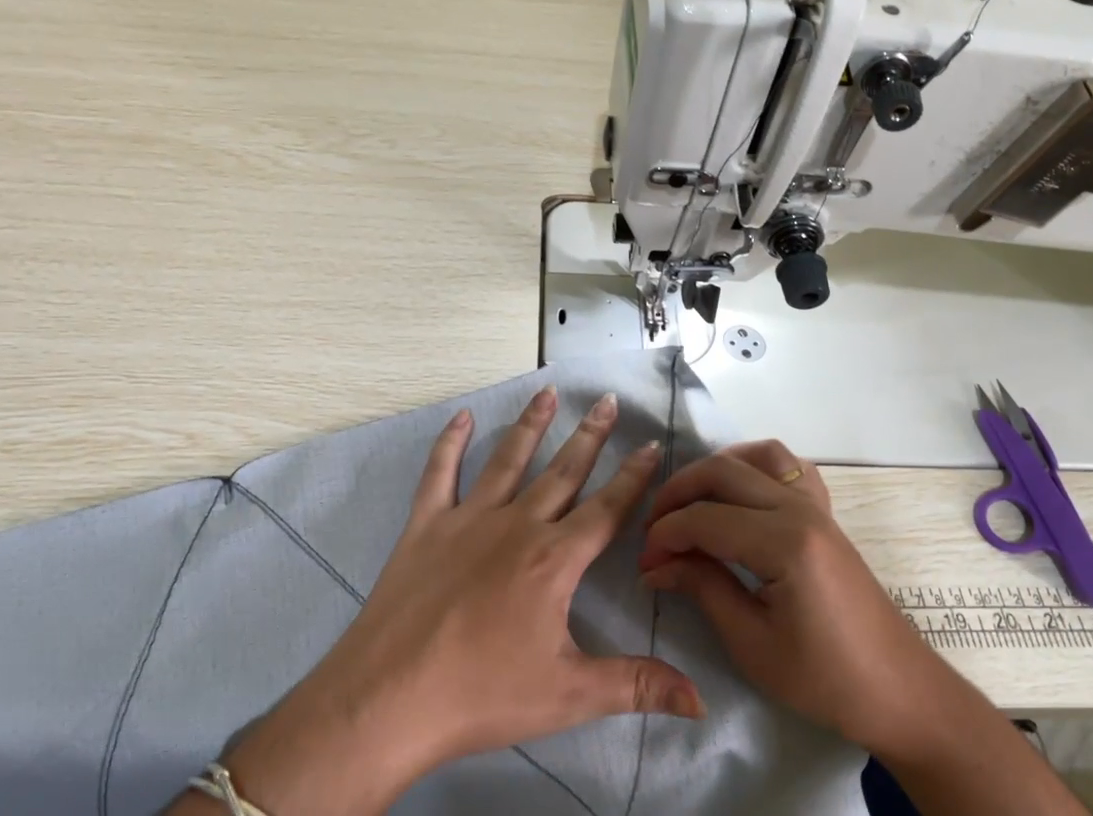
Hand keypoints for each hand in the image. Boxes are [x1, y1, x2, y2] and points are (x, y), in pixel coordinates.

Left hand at [204, 387, 702, 815]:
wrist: (390, 698)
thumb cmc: (483, 695)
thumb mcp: (569, 696)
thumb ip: (637, 686)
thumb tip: (702, 700)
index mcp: (555, 560)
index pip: (607, 508)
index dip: (634, 476)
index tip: (652, 442)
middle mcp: (516, 526)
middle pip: (562, 472)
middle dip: (590, 435)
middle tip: (609, 401)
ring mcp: (467, 521)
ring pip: (507, 461)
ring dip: (531, 425)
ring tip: (548, 392)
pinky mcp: (424, 527)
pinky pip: (439, 473)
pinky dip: (450, 443)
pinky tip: (461, 418)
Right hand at [637, 441, 924, 750]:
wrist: (896, 690)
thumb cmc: (823, 678)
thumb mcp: (751, 642)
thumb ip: (703, 589)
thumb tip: (655, 565)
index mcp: (784, 543)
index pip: (704, 519)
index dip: (664, 537)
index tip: (643, 564)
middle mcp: (800, 510)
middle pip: (723, 472)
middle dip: (677, 494)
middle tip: (653, 531)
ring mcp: (817, 507)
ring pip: (756, 456)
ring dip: (715, 470)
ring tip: (689, 503)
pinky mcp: (827, 515)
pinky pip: (789, 467)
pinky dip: (755, 466)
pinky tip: (738, 495)